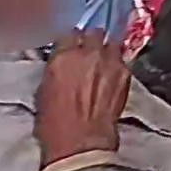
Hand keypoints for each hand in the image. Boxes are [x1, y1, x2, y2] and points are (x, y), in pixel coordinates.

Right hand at [34, 29, 130, 163]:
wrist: (82, 138)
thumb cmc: (53, 120)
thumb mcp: (44, 89)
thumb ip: (57, 68)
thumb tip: (63, 63)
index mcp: (64, 56)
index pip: (70, 34)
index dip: (72, 39)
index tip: (73, 43)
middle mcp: (90, 53)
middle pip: (95, 33)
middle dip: (93, 38)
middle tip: (91, 47)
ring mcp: (111, 61)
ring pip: (113, 43)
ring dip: (108, 48)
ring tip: (105, 57)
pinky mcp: (126, 72)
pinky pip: (122, 60)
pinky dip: (117, 63)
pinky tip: (113, 72)